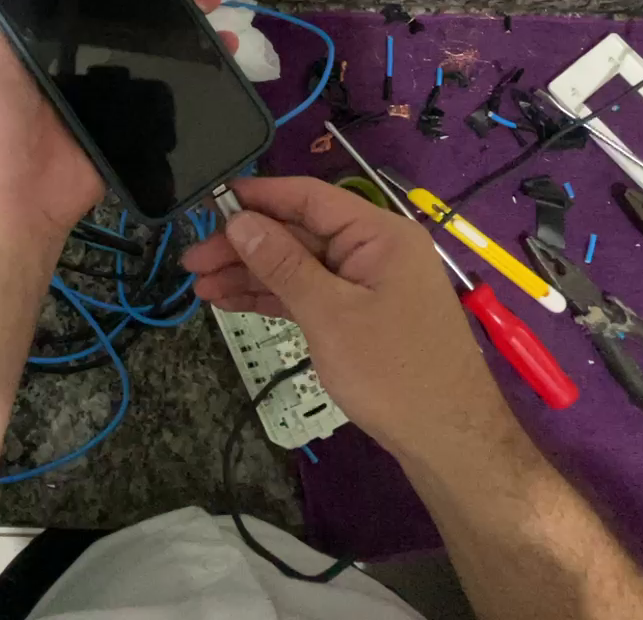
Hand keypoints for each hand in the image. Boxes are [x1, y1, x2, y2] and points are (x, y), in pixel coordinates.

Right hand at [181, 176, 515, 452]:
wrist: (450, 446)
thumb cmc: (393, 372)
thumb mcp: (329, 314)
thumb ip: (281, 263)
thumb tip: (238, 221)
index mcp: (377, 233)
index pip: (308, 197)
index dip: (257, 196)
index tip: (210, 201)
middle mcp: (371, 249)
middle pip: (297, 233)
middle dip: (243, 246)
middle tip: (192, 261)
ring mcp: (365, 282)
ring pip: (296, 265)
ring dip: (249, 274)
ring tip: (199, 286)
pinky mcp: (357, 313)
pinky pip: (307, 292)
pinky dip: (271, 296)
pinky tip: (230, 300)